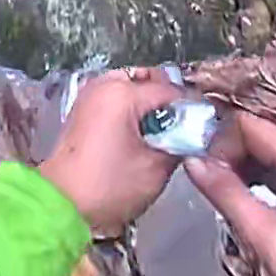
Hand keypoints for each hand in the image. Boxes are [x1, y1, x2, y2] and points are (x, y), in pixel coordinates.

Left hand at [37, 68, 182, 236]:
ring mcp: (89, 93)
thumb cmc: (112, 182)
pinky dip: (129, 104)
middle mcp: (102, 84)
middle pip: (144, 78)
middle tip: (187, 121)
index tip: (209, 120)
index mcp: (121, 94)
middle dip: (166, 95)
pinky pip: (112, 94)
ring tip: (167, 126)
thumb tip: (192, 133)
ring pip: (126, 83)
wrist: (66, 197)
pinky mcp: (82, 106)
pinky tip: (142, 128)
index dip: (191, 104)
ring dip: (146, 98)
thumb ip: (178, 143)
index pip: (167, 89)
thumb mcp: (156, 167)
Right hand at [184, 113, 275, 275]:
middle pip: (254, 136)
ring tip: (226, 191)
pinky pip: (274, 171)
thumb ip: (225, 192)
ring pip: (262, 154)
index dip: (220, 140)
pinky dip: (253, 179)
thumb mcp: (267, 234)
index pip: (246, 125)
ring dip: (238, 167)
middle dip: (227, 154)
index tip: (204, 165)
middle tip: (211, 179)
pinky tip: (245, 197)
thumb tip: (192, 161)